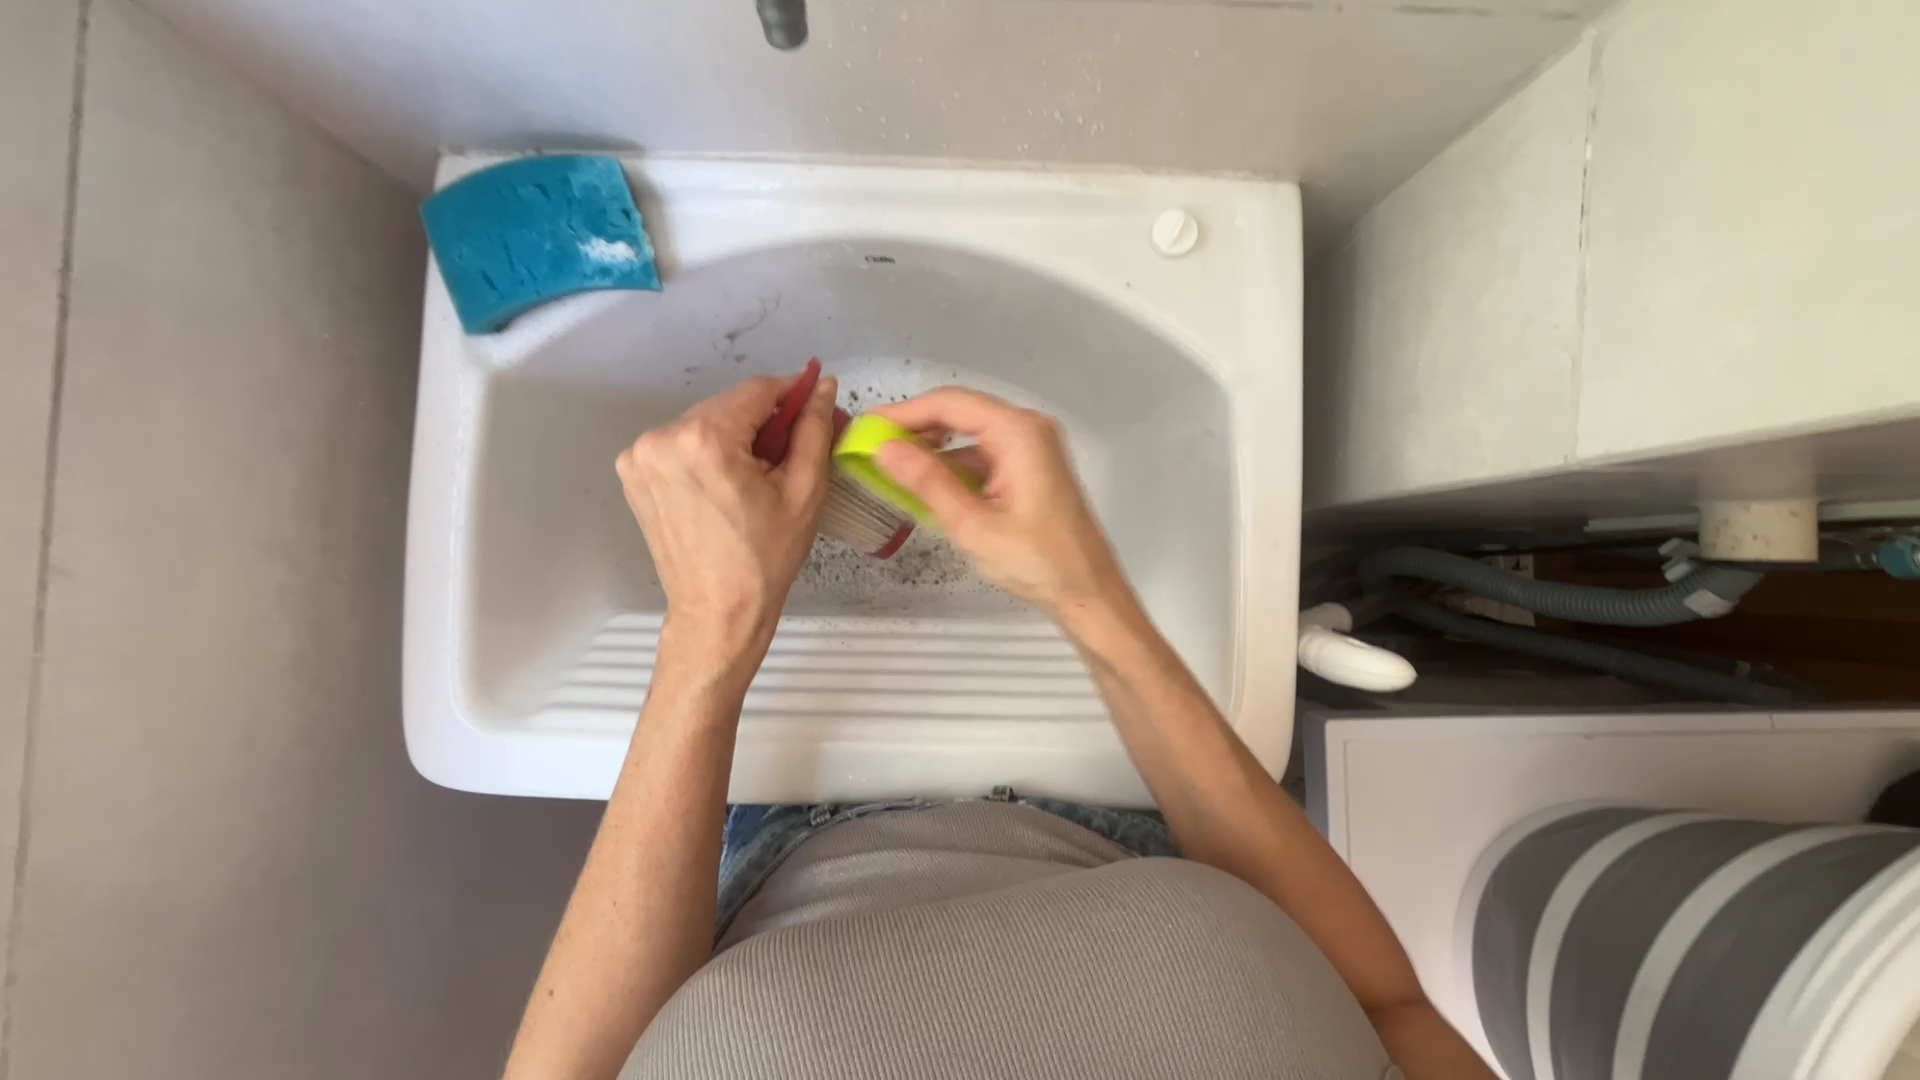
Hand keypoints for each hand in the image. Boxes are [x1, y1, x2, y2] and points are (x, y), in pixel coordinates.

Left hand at [615, 370, 836, 659]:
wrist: (718, 609)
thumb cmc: (765, 557)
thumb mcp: (803, 490)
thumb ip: (812, 429)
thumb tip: (822, 385)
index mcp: (704, 440)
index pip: (756, 391)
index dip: (790, 390)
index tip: (814, 392)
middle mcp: (662, 438)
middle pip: (727, 405)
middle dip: (762, 418)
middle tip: (792, 446)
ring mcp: (640, 455)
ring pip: (704, 422)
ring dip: (734, 434)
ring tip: (757, 472)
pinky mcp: (633, 471)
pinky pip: (682, 443)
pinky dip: (707, 451)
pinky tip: (726, 482)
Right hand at [870, 387, 1131, 618]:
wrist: (1087, 592)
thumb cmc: (1039, 563)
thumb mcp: (973, 525)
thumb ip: (927, 482)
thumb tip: (885, 449)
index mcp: (1019, 433)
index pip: (951, 403)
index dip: (905, 412)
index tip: (868, 424)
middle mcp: (1029, 429)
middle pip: (961, 412)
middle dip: (917, 427)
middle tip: (875, 445)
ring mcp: (1033, 447)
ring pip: (971, 433)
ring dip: (934, 448)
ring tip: (895, 467)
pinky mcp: (1031, 468)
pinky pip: (984, 454)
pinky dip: (955, 465)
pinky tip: (930, 486)